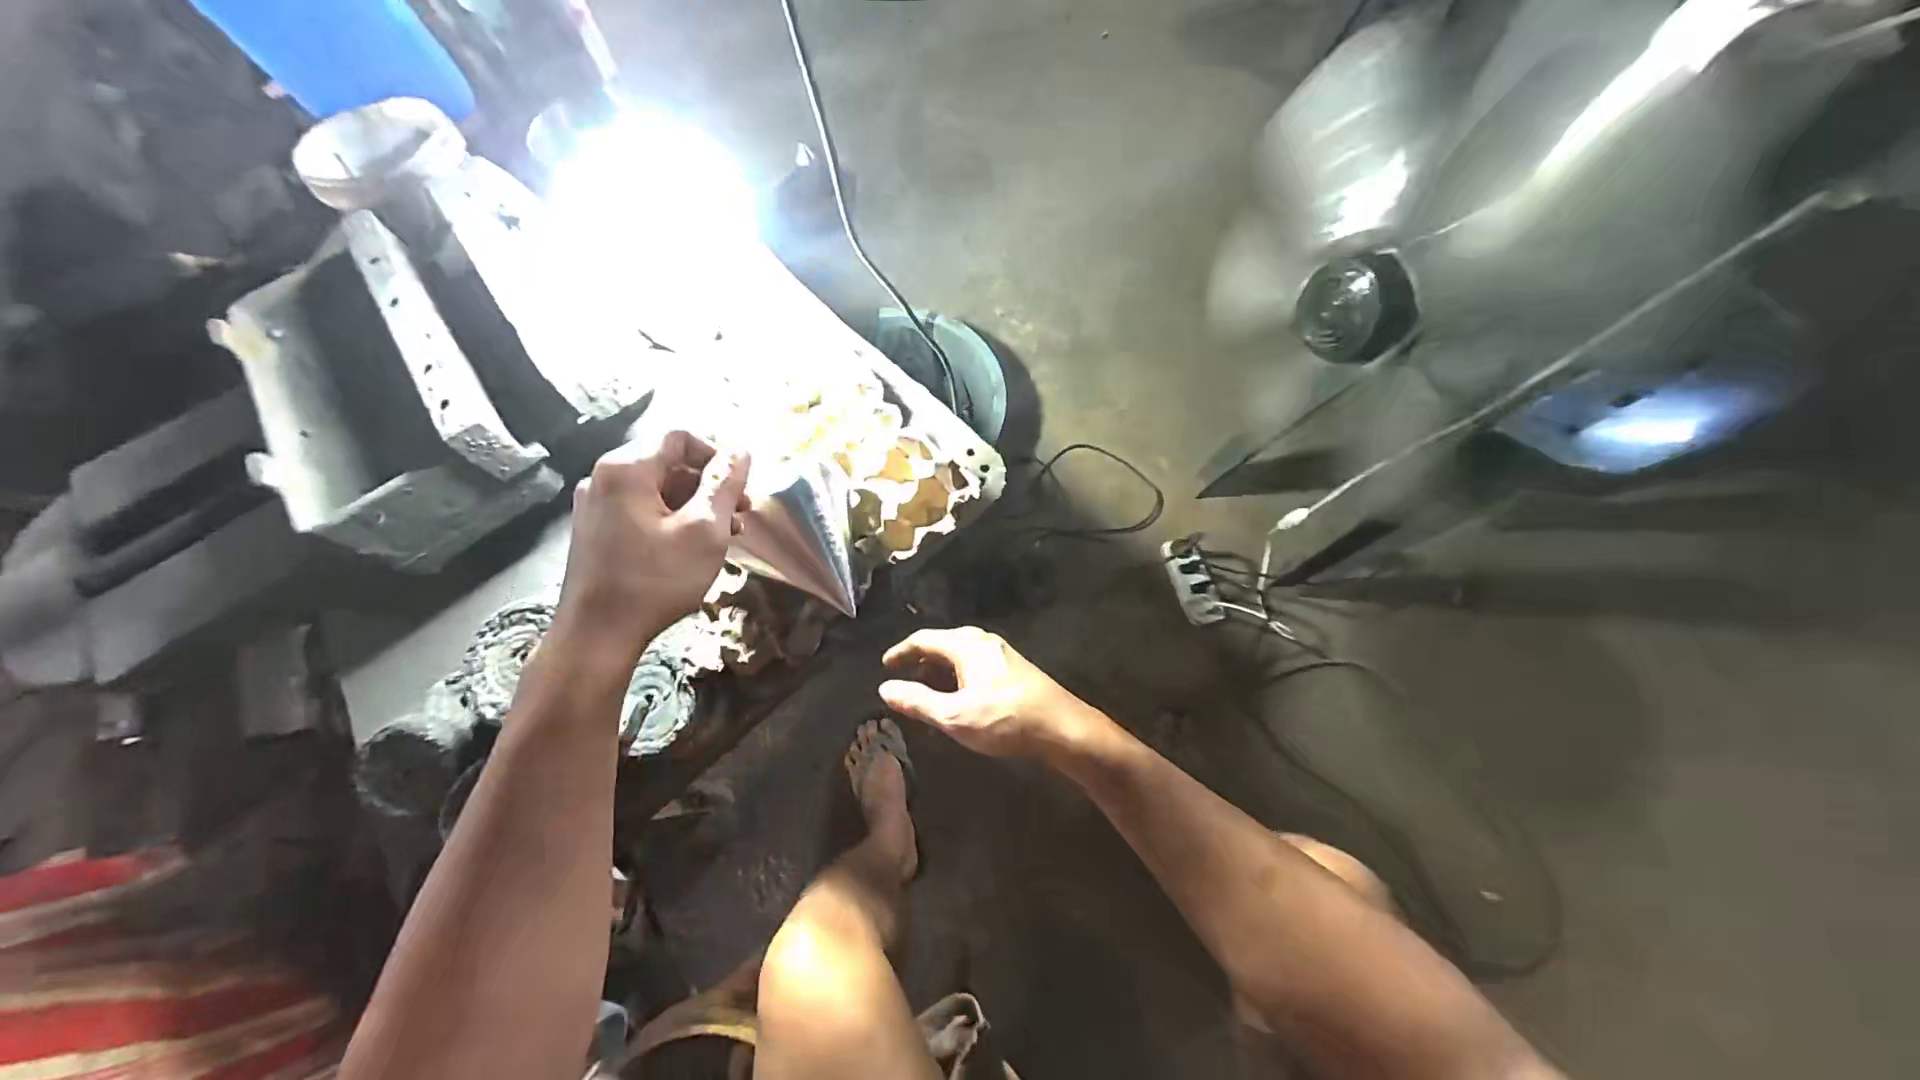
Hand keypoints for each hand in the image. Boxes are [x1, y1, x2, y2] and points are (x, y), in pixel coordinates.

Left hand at [557, 431, 749, 659]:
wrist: (597, 634)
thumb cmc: (655, 580)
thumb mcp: (704, 530)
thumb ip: (724, 485)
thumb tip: (741, 451)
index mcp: (626, 468)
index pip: (680, 438)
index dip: (718, 457)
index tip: (742, 488)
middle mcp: (603, 478)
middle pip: (668, 464)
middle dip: (710, 486)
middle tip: (741, 515)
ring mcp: (595, 505)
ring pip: (657, 490)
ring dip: (695, 506)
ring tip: (724, 536)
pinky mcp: (594, 531)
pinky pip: (641, 510)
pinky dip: (671, 520)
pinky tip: (692, 548)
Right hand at [879, 627, 1118, 763]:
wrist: (1061, 727)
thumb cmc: (1004, 720)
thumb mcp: (954, 716)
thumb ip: (917, 702)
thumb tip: (885, 689)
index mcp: (966, 645)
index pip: (923, 639)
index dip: (901, 652)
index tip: (885, 666)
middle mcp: (983, 641)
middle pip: (942, 643)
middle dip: (919, 660)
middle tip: (902, 679)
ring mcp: (1001, 653)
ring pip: (959, 653)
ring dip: (938, 669)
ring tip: (925, 690)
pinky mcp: (1012, 667)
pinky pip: (974, 662)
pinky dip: (956, 674)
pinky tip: (957, 695)